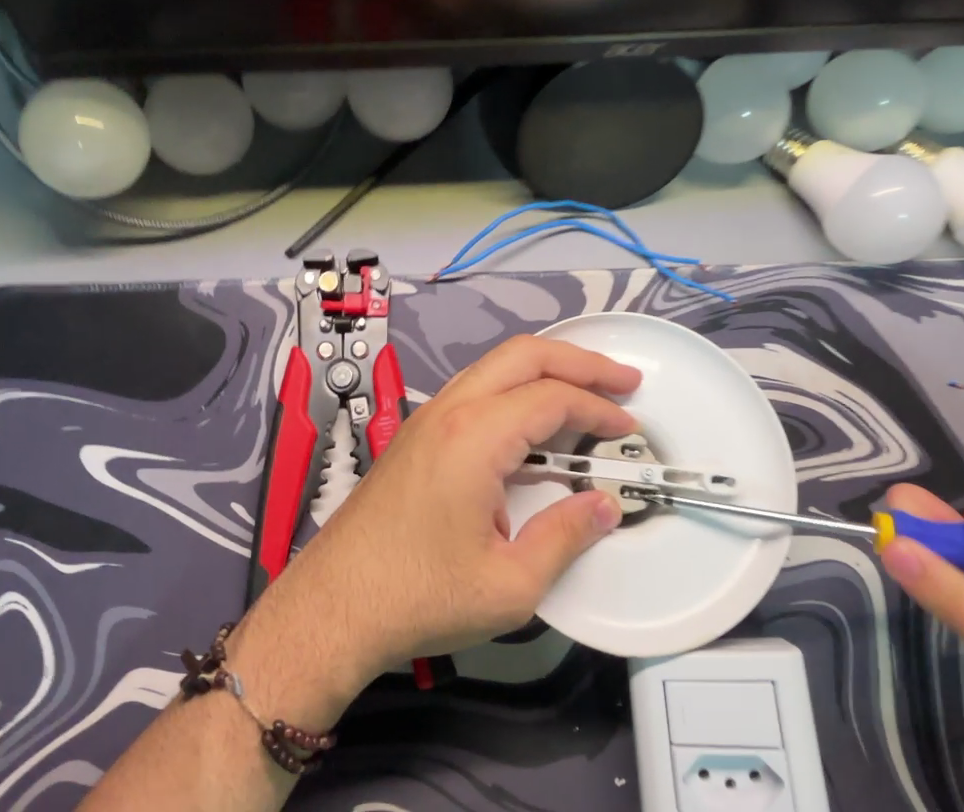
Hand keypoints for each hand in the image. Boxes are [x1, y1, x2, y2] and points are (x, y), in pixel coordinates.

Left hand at [251, 336, 634, 686]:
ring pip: (493, 367)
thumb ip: (566, 537)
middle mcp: (447, 412)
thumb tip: (603, 506)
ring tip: (585, 393)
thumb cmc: (420, 597)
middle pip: (522, 356)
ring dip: (544, 371)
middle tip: (622, 379)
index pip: (551, 398)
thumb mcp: (510, 584)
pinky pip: (474, 392)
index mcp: (474, 437)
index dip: (599, 408)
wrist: (333, 607)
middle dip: (579, 361)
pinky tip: (533, 424)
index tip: (629, 426)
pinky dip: (514, 392)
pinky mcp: (413, 439)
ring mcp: (424, 421)